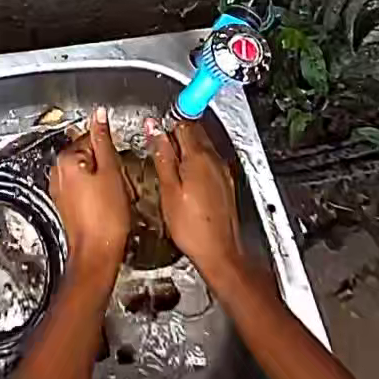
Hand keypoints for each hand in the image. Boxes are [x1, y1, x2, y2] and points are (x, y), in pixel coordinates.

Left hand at [49, 106, 132, 279]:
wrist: (97, 257)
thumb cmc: (105, 219)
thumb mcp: (111, 172)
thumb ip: (104, 141)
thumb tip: (99, 115)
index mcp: (66, 160)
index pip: (92, 139)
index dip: (111, 153)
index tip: (120, 167)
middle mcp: (58, 172)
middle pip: (90, 156)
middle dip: (108, 168)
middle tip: (120, 186)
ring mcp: (60, 190)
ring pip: (89, 174)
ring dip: (105, 182)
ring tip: (116, 199)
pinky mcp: (67, 205)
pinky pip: (85, 190)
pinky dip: (98, 195)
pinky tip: (109, 208)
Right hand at [147, 116, 242, 274]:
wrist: (220, 255)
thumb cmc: (192, 227)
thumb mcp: (168, 189)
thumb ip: (162, 154)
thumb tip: (153, 128)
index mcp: (198, 157)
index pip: (183, 123)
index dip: (166, 123)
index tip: (155, 128)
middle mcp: (214, 160)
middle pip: (194, 132)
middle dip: (176, 133)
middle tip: (159, 145)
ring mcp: (222, 172)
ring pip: (202, 146)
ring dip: (186, 147)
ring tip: (169, 163)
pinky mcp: (225, 184)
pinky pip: (208, 161)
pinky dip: (195, 162)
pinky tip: (185, 179)